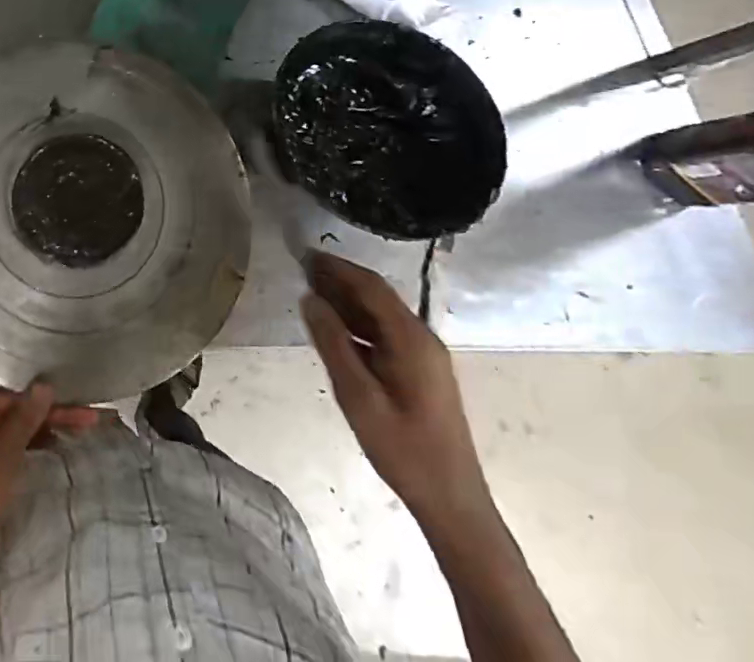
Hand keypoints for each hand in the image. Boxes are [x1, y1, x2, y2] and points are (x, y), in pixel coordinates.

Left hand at [0, 383, 96, 573]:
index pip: (18, 393)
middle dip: (54, 411)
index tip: (80, 398)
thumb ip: (24, 418)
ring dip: (49, 425)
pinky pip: (17, 444)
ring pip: (21, 426)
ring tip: (83, 427)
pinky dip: (37, 442)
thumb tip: (45, 384)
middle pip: (20, 408)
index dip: (49, 395)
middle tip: (91, 417)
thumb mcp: (4, 455)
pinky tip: (56, 444)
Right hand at [301, 252, 491, 525]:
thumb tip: (310, 300)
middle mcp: (421, 339)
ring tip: (310, 290)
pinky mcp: (420, 371)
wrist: (451, 498)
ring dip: (347, 301)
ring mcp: (423, 356)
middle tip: (302, 268)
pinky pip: (385, 335)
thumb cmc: (403, 450)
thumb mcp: (358, 397)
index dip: (338, 268)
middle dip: (340, 280)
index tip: (305, 255)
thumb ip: (333, 345)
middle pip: (377, 298)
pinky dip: (357, 324)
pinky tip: (334, 328)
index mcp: (411, 340)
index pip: (371, 288)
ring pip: (380, 316)